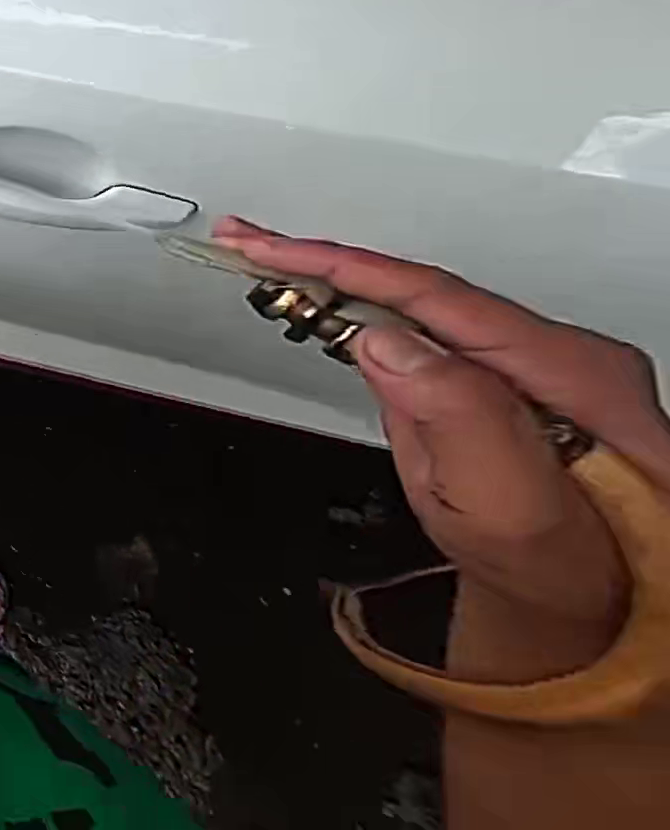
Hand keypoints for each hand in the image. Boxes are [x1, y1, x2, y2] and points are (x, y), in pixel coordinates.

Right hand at [212, 217, 664, 668]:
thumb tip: (383, 341)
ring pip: (405, 298)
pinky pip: (408, 321)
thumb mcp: (510, 505)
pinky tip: (313, 294)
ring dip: (325, 275)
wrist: (592, 594)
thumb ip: (460, 419)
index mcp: (564, 372)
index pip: (430, 295)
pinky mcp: (484, 372)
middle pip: (412, 284)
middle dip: (317, 258)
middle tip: (243, 240)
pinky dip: (347, 302)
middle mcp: (547, 352)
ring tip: (261, 259)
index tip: (265, 251)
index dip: (338, 267)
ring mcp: (517, 360)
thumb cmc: (559, 563)